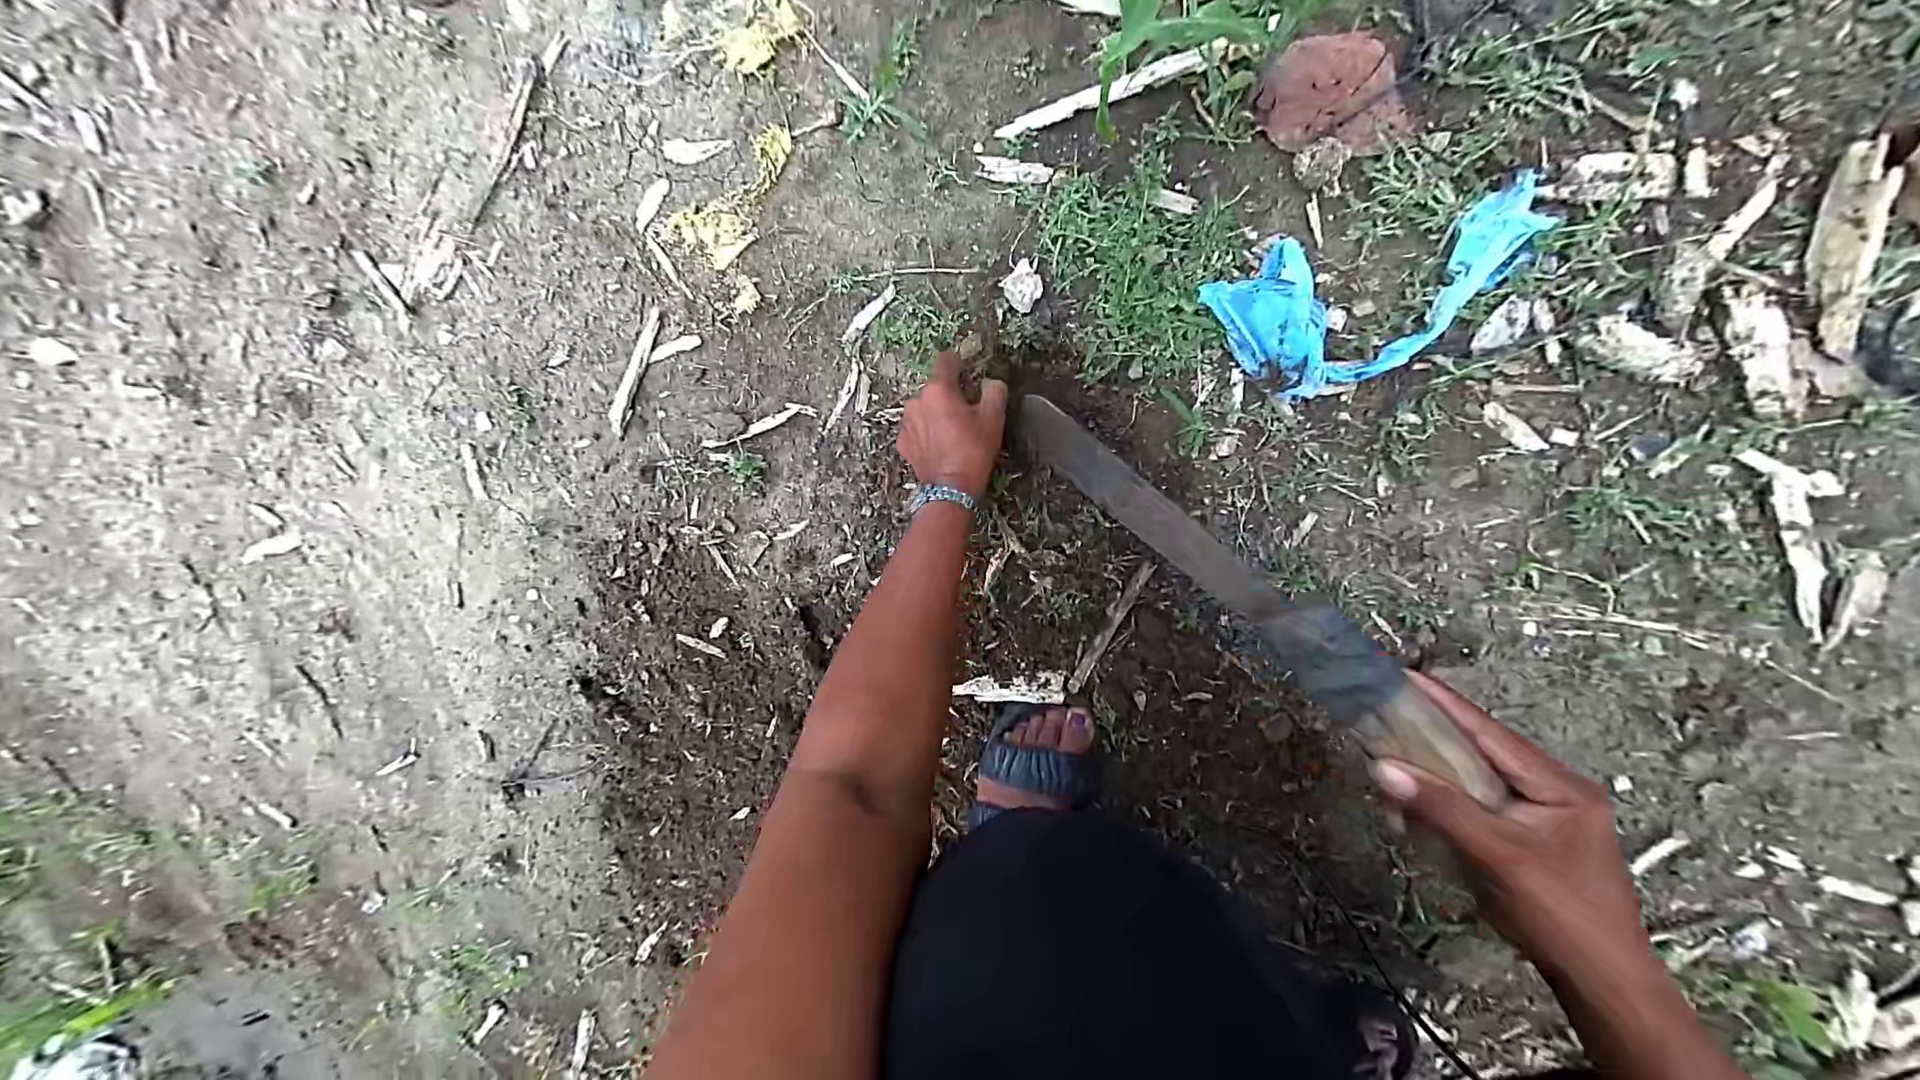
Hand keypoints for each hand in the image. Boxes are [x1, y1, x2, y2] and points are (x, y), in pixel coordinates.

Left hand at [896, 349, 1007, 497]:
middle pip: (935, 387)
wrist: (951, 490)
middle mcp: (917, 401)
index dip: (959, 362)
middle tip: (967, 413)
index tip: (967, 372)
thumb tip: (990, 383)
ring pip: (924, 407)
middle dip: (950, 394)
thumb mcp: (994, 418)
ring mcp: (907, 422)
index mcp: (938, 390)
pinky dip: (927, 432)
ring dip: (936, 413)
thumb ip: (994, 390)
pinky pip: (917, 428)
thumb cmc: (973, 453)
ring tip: (953, 432)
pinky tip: (941, 445)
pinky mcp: (903, 442)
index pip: (946, 359)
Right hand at [1370, 671, 1653, 985]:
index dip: (1444, 703)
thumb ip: (1439, 806)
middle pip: (1477, 752)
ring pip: (1470, 781)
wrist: (1603, 984)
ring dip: (1429, 779)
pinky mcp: (1521, 838)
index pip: (1489, 732)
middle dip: (1428, 741)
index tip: (1406, 675)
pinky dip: (1438, 805)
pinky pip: (1470, 806)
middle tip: (1385, 719)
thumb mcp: (1497, 854)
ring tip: (1390, 771)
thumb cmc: (1563, 914)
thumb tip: (1382, 767)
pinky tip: (1412, 813)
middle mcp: (1551, 792)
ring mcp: (1537, 816)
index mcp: (1560, 787)